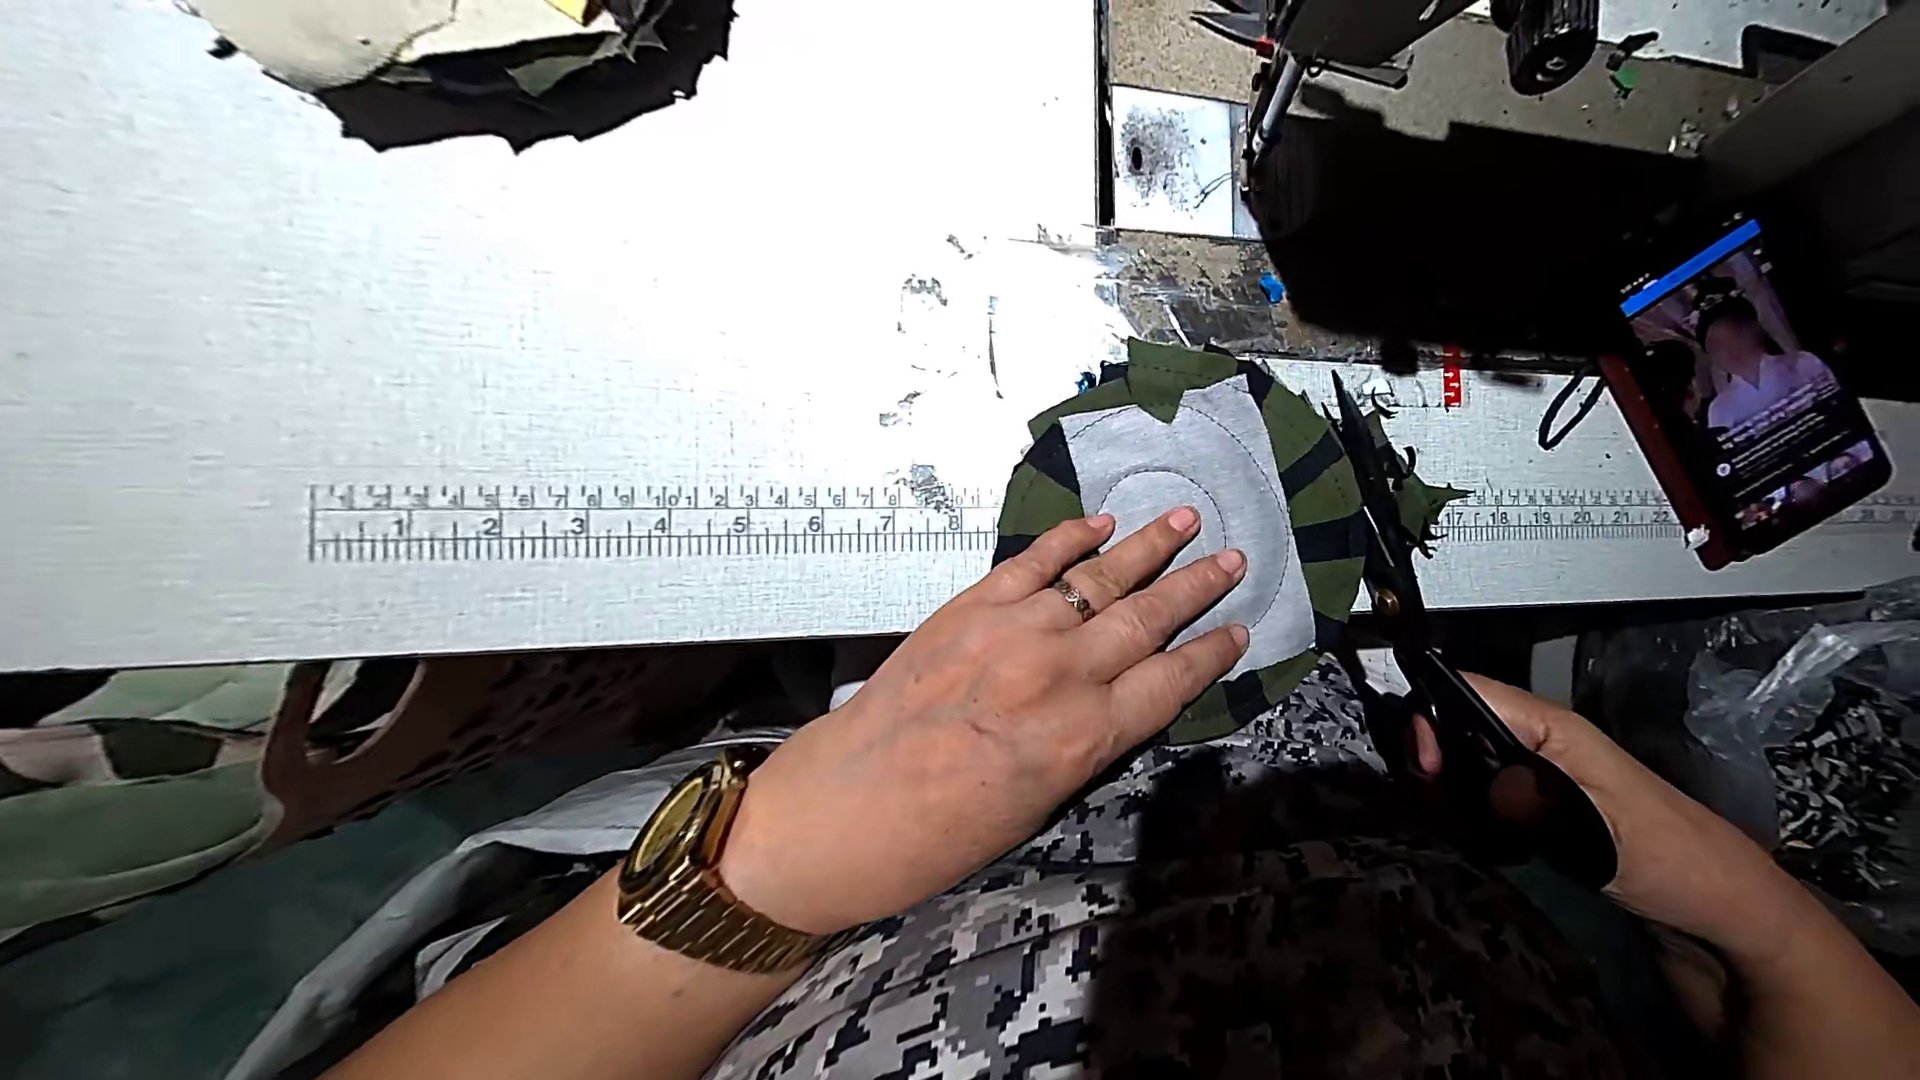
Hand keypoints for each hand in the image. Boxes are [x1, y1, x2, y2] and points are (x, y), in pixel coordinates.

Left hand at [714, 509, 1249, 934]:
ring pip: (1097, 579)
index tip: (1239, 629)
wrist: (849, 803)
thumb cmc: (944, 831)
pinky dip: (1067, 539)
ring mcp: (1013, 630)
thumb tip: (1112, 699)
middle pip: (1146, 619)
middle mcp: (1058, 673)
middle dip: (1196, 588)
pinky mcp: (969, 607)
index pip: (1170, 682)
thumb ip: (1082, 741)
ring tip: (1183, 521)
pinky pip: (1031, 563)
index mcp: (1083, 737)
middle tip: (1235, 559)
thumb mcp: (1038, 802)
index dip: (1210, 654)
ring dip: (1146, 548)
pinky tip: (1097, 522)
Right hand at [1414, 676, 1801, 951]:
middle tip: (1429, 788)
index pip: (1464, 690)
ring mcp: (1535, 762)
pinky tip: (1463, 814)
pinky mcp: (1534, 790)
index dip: (1430, 715)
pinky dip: (1459, 790)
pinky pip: (1478, 773)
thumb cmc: (1675, 863)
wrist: (1731, 914)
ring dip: (1441, 772)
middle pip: (1454, 715)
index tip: (1426, 765)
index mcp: (1552, 726)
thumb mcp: (1601, 829)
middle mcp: (1538, 734)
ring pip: (1460, 745)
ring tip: (1442, 804)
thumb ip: (1526, 795)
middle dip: (1429, 747)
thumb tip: (1461, 770)